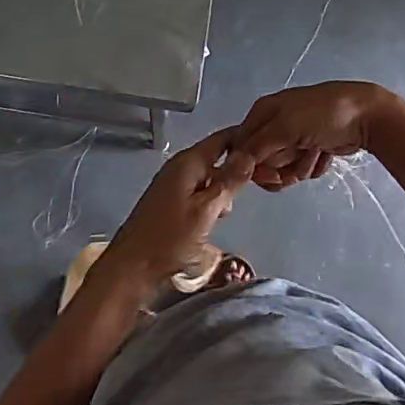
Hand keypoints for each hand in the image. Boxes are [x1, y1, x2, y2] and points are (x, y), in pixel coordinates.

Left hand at [97, 127, 251, 287]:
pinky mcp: (172, 201)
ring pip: (209, 176)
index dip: (245, 139)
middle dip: (238, 167)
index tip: (270, 146)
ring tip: (237, 205)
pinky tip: (218, 217)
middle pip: (216, 157)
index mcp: (187, 163)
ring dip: (225, 188)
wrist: (134, 265)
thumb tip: (248, 154)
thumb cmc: (170, 237)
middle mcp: (179, 167)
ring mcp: (174, 184)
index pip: (221, 139)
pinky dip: (212, 200)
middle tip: (265, 181)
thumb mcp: (206, 210)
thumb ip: (228, 181)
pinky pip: (199, 191)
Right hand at [230, 82, 399, 190]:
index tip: (270, 175)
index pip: (241, 145)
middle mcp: (273, 124)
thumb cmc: (322, 116)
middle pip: (261, 160)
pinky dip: (311, 166)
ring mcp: (293, 136)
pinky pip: (300, 168)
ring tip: (314, 155)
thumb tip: (233, 163)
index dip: (251, 164)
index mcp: (262, 112)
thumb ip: (257, 146)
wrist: (367, 115)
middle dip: (279, 168)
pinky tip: (323, 156)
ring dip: (298, 168)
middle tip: (295, 168)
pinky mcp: (310, 147)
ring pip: (281, 167)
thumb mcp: (285, 128)